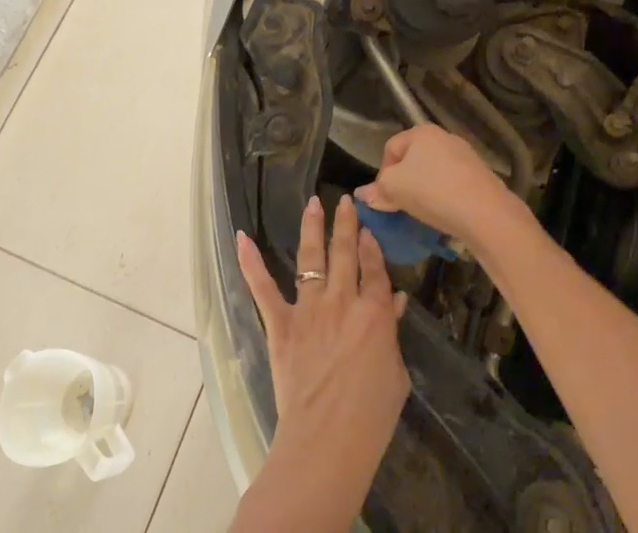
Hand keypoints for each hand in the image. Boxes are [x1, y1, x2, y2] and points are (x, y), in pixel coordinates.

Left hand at [235, 196, 408, 462]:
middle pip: (345, 253)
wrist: (328, 437)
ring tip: (313, 204)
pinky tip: (242, 239)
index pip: (375, 270)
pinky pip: (263, 288)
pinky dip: (251, 263)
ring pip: (311, 259)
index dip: (372, 246)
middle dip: (346, 224)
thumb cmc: (371, 414)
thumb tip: (394, 302)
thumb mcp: (395, 373)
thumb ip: (391, 333)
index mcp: (374, 313)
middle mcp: (341, 301)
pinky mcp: (281, 325)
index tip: (368, 228)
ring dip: (312, 228)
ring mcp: (308, 310)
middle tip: (345, 200)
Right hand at [356, 124, 524, 244]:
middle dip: (404, 182)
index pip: (390, 148)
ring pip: (433, 173)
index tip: (384, 197)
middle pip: (413, 160)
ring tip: (423, 212)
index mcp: (421, 132)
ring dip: (424, 191)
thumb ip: (376, 190)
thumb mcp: (393, 190)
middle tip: (401, 205)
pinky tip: (445, 214)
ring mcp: (466, 156)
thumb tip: (362, 194)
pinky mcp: (481, 176)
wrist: (486, 213)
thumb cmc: (432, 192)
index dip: (382, 173)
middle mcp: (445, 137)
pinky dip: (445, 197)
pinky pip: (453, 184)